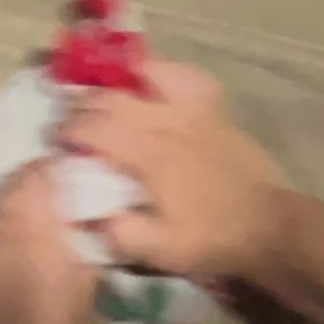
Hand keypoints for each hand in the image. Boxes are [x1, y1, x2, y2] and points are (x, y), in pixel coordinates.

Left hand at [0, 161, 98, 323]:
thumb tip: (82, 218)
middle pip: (9, 190)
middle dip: (28, 188)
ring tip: (27, 231)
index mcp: (32, 226)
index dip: (51, 169)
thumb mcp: (86, 286)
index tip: (64, 170)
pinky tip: (5, 264)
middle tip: (48, 197)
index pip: (37, 175)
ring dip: (9, 215)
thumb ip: (82, 242)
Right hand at [59, 59, 288, 278]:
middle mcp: (166, 120)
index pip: (92, 127)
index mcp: (148, 153)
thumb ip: (116, 231)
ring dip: (116, 83)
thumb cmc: (211, 238)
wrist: (269, 226)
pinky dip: (160, 73)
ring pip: (144, 73)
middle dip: (81, 106)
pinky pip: (182, 75)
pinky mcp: (213, 106)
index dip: (66, 131)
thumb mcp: (159, 251)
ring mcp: (192, 108)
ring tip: (103, 97)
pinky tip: (149, 82)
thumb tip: (83, 212)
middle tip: (69, 122)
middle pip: (109, 97)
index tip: (55, 141)